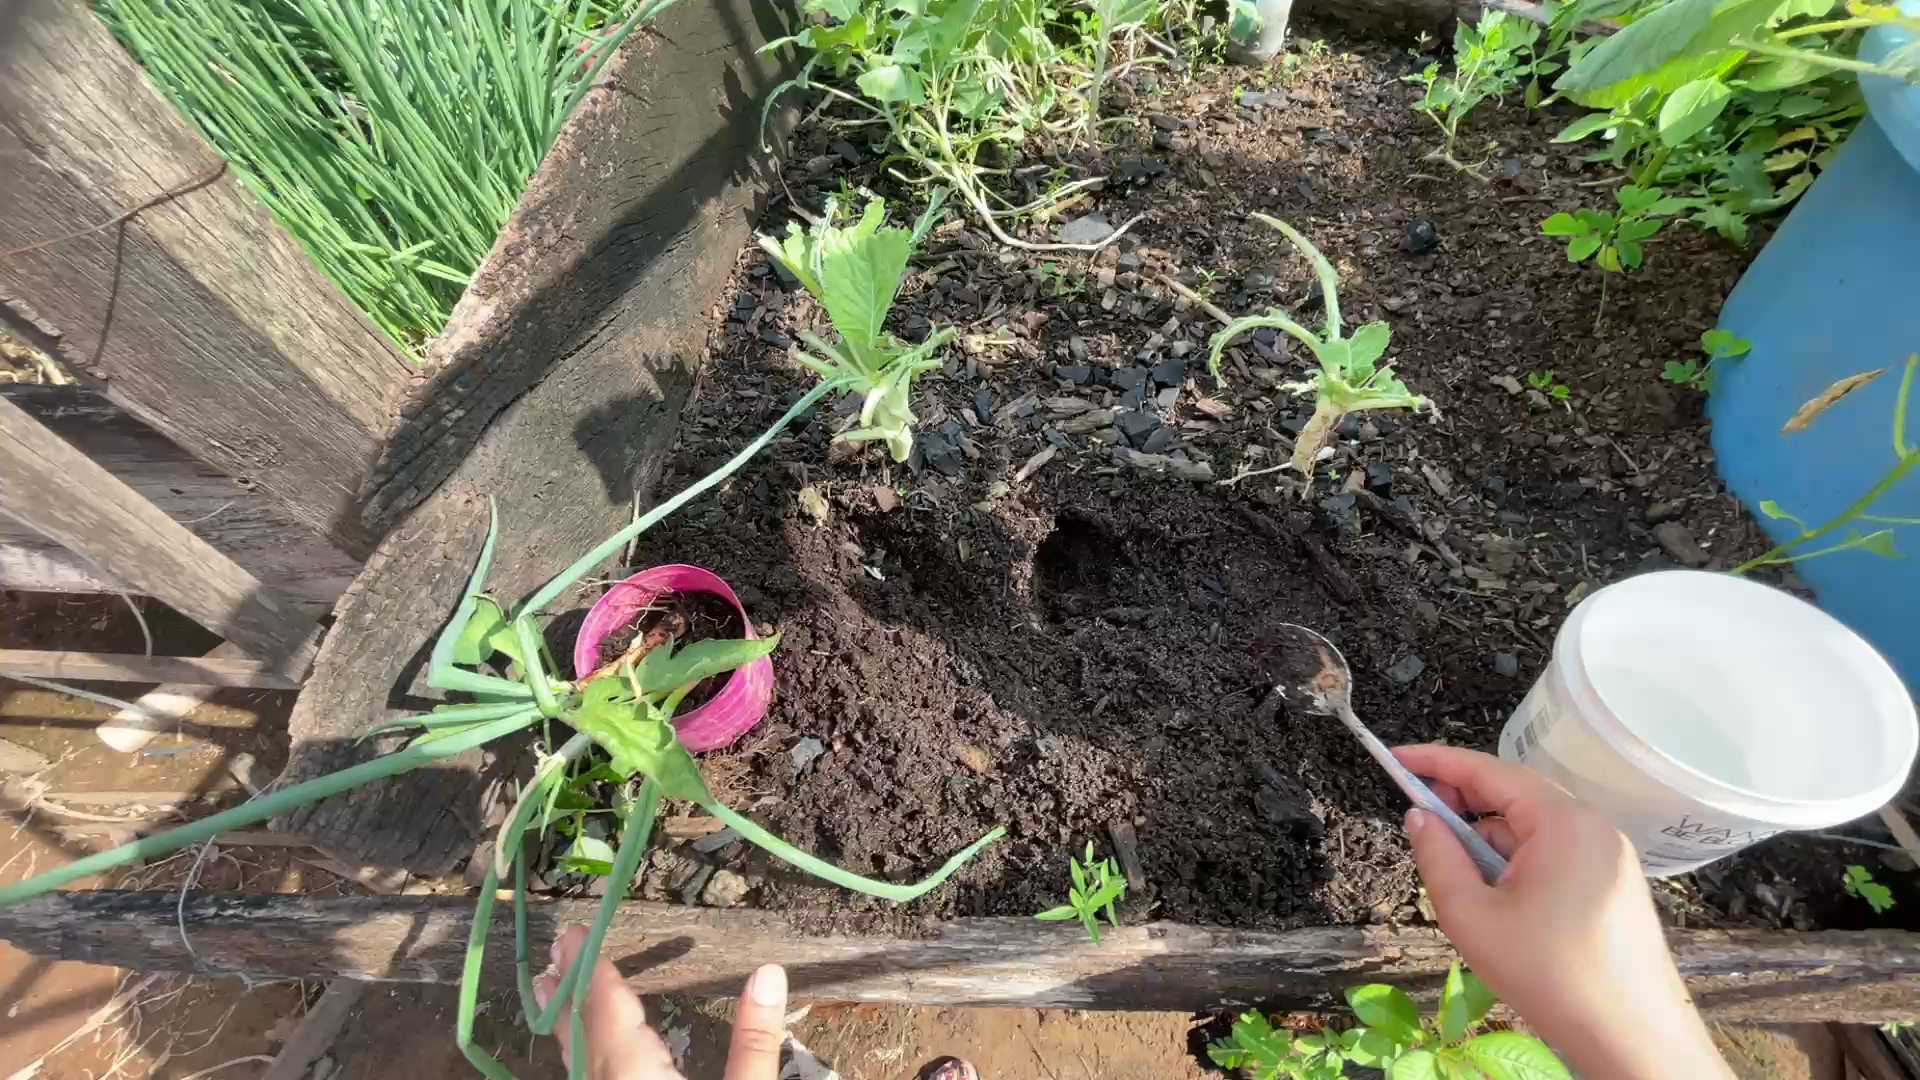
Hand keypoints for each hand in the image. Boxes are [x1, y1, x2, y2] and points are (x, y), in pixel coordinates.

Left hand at [534, 924, 788, 1079]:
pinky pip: (591, 1079)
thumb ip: (755, 1043)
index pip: (612, 1022)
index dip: (594, 977)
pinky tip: (588, 1049)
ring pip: (580, 1069)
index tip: (576, 935)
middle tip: (553, 955)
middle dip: (570, 996)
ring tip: (552, 991)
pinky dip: (583, 1053)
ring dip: (569, 1025)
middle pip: (584, 1045)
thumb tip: (769, 972)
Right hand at [1392, 744, 1732, 1079]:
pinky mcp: (1611, 881)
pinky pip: (1549, 847)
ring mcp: (1607, 855)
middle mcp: (1591, 828)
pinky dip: (1512, 856)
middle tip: (1421, 820)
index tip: (1394, 757)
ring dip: (1485, 836)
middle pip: (1510, 791)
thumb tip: (1418, 816)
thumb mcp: (1469, 912)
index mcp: (1562, 823)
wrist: (1637, 1048)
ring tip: (1464, 878)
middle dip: (1460, 800)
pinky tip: (1498, 895)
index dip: (1434, 760)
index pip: (1486, 770)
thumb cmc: (1549, 975)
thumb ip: (1435, 853)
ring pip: (1527, 823)